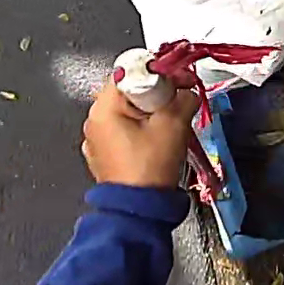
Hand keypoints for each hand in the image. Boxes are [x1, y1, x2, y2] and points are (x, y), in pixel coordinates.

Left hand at [82, 77, 196, 188]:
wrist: (139, 212)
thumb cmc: (148, 171)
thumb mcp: (173, 126)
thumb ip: (183, 99)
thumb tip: (188, 91)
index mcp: (104, 108)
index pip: (130, 72)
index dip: (157, 73)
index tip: (177, 79)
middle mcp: (95, 120)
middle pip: (129, 90)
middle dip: (157, 93)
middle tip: (178, 100)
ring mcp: (98, 139)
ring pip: (128, 111)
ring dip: (151, 112)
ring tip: (170, 123)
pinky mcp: (106, 154)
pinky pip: (124, 130)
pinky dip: (141, 129)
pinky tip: (157, 139)